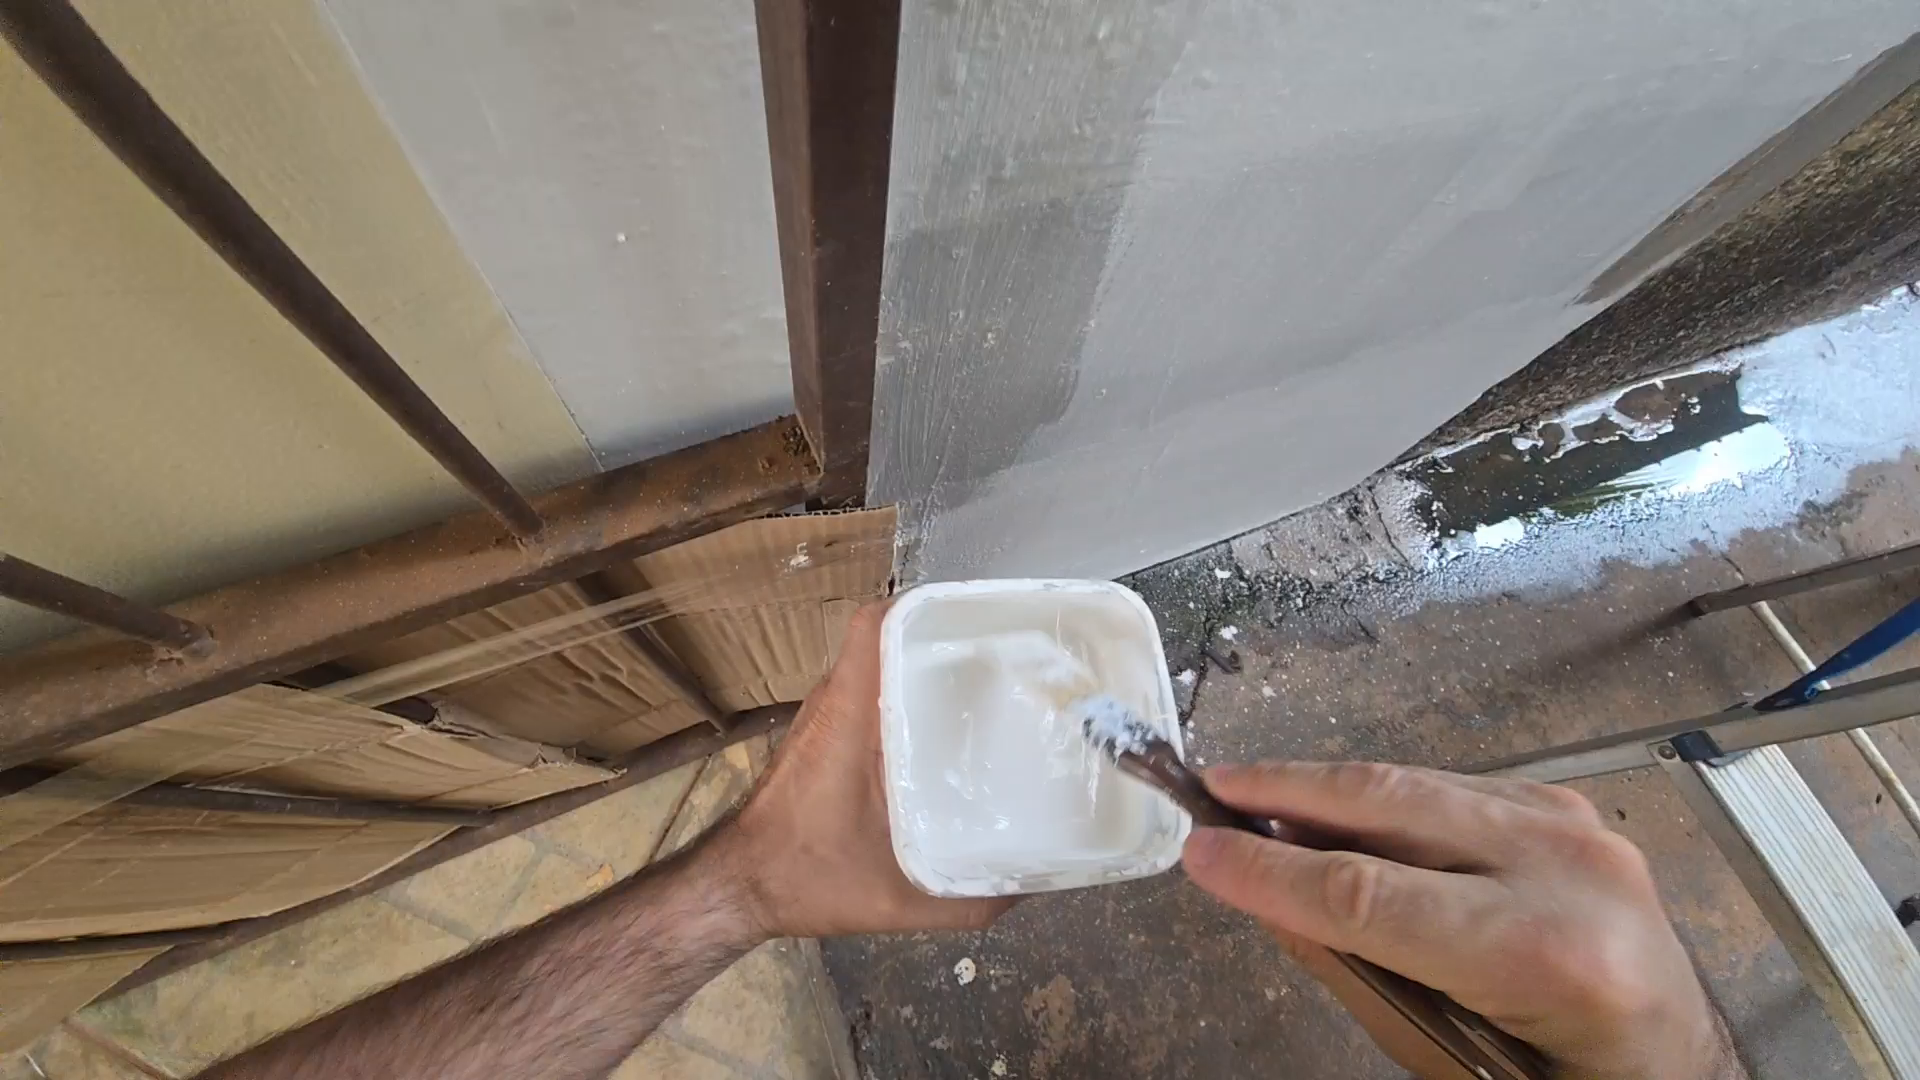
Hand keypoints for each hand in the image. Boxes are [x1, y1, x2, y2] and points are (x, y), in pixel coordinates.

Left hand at [724, 600, 1012, 939]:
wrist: (740, 885)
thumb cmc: (811, 878)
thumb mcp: (900, 899)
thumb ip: (969, 900)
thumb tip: (1031, 881)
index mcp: (851, 717)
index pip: (875, 626)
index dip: (921, 606)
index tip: (974, 617)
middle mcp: (836, 700)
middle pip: (886, 637)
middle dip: (942, 635)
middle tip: (1001, 654)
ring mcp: (825, 711)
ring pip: (877, 661)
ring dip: (922, 662)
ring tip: (982, 682)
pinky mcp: (823, 728)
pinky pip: (868, 687)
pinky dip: (903, 690)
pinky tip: (940, 724)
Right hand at [1182, 761, 1742, 1079]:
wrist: (1672, 1060)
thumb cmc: (1549, 1078)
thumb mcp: (1435, 1047)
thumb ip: (1341, 960)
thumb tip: (1256, 888)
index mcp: (1549, 955)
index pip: (1365, 894)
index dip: (1267, 868)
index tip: (1200, 850)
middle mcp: (1568, 869)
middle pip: (1384, 803)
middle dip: (1282, 788)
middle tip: (1214, 785)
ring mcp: (1569, 821)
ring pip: (1403, 783)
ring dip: (1317, 787)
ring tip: (1252, 792)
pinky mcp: (1556, 800)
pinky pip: (1433, 785)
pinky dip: (1369, 796)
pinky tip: (1329, 808)